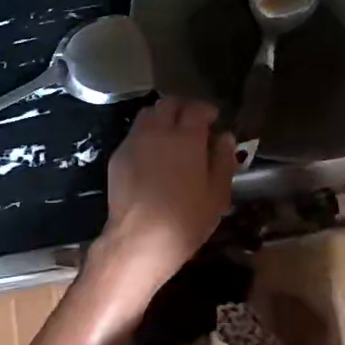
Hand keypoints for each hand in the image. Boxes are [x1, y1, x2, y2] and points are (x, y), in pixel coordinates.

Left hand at [95, 97, 237, 293]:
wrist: (138, 240)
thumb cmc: (184, 220)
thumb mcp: (217, 195)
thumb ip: (223, 161)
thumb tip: (225, 137)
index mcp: (186, 137)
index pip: (196, 109)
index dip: (206, 110)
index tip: (213, 118)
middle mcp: (158, 131)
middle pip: (169, 104)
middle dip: (183, 108)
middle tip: (192, 122)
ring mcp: (135, 141)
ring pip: (148, 114)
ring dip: (162, 117)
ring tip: (170, 134)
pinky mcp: (118, 155)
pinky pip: (134, 133)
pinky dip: (146, 134)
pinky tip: (152, 154)